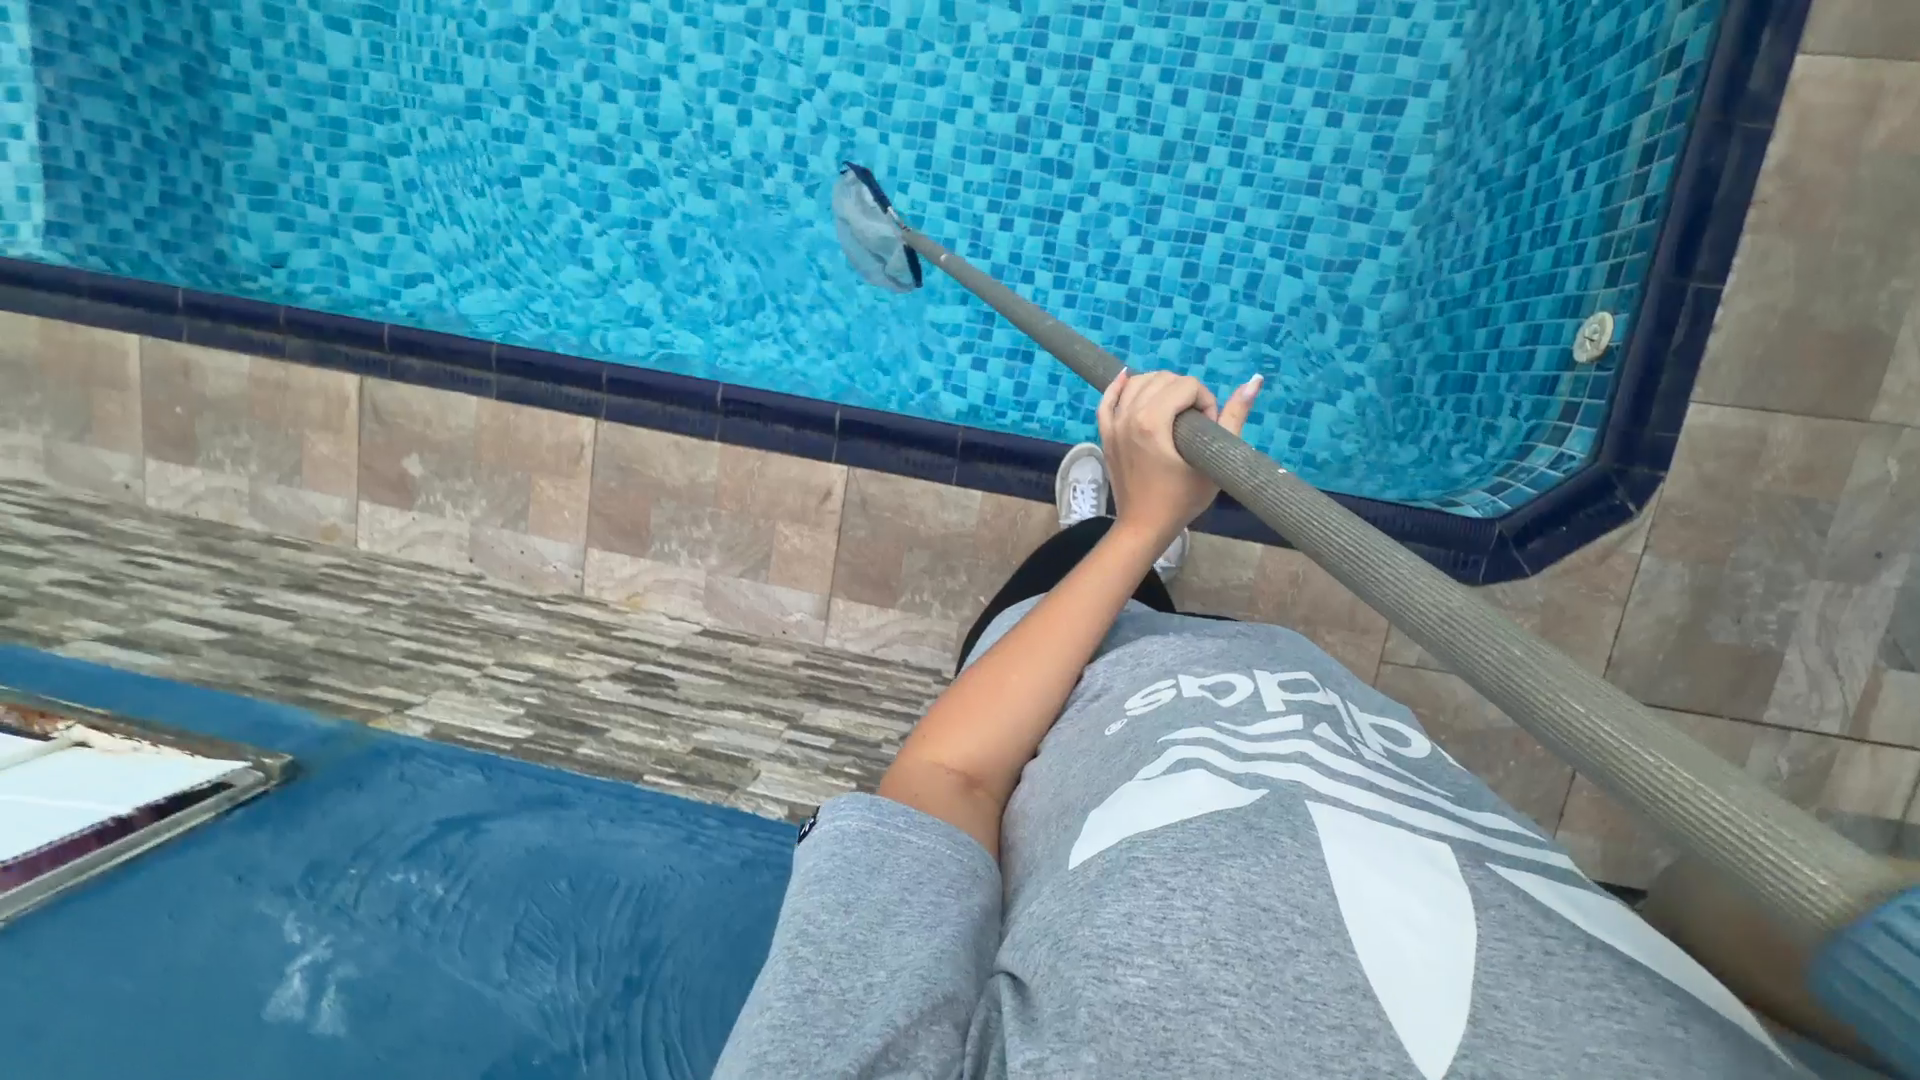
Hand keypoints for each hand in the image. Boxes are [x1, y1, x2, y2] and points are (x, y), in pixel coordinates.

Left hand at [1097, 368, 1262, 545]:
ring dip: (1160, 386)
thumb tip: (1254, 381)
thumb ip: (1234, 418)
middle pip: (1162, 379)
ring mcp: (1113, 425)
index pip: (1186, 386)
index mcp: (1152, 422)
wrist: (1144, 525)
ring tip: (1175, 407)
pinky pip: (1107, 400)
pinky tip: (1129, 377)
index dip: (1206, 401)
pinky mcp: (1105, 434)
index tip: (1209, 427)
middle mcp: (1128, 417)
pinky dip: (1118, 386)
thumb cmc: (1181, 499)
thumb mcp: (1214, 459)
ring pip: (1136, 383)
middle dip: (1185, 392)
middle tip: (1195, 422)